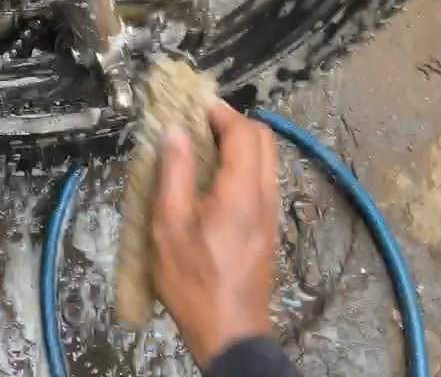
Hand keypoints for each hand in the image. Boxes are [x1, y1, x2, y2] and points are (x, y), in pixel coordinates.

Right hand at [153, 99, 282, 367]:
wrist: (229, 335)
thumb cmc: (193, 280)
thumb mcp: (169, 224)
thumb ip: (175, 172)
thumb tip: (175, 130)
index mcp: (241, 193)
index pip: (244, 133)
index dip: (220, 111)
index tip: (192, 104)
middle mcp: (265, 198)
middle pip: (264, 140)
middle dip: (232, 121)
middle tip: (198, 121)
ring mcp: (270, 214)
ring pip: (267, 159)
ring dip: (238, 142)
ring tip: (201, 145)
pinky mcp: (267, 229)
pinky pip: (262, 179)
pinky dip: (241, 163)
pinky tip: (211, 177)